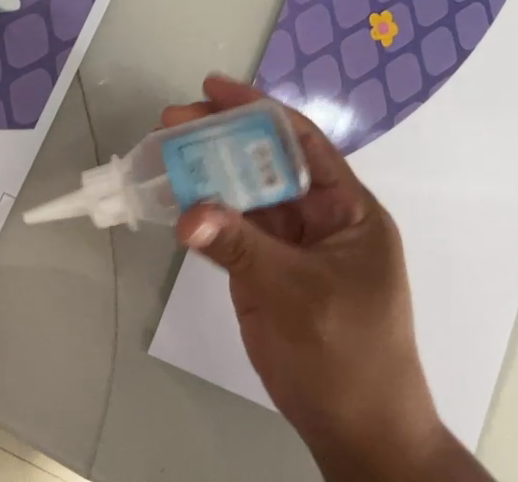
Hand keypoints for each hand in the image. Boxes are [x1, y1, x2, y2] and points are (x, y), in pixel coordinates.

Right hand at [163, 77, 490, 481]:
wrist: (357, 430)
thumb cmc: (347, 353)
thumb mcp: (296, 292)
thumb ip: (240, 246)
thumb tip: (186, 211)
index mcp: (346, 209)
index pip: (300, 141)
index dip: (256, 109)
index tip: (211, 87)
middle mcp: (317, 217)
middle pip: (263, 162)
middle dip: (219, 138)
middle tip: (171, 120)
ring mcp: (289, 245)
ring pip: (242, 194)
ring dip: (205, 174)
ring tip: (161, 152)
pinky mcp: (264, 270)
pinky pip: (229, 229)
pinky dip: (202, 214)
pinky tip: (171, 198)